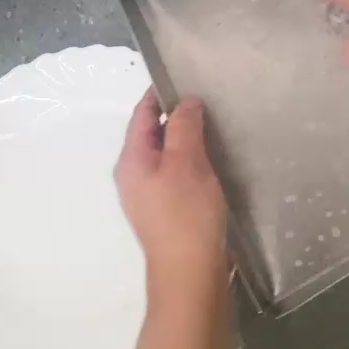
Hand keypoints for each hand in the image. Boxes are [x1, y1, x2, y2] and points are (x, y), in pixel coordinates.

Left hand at [114, 91, 228, 291]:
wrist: (189, 274)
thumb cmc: (185, 214)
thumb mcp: (186, 163)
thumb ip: (184, 126)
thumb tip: (186, 102)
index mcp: (131, 160)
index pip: (142, 113)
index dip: (162, 92)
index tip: (189, 74)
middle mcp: (134, 174)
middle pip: (153, 131)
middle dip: (178, 112)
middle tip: (210, 95)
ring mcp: (150, 193)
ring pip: (167, 151)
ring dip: (188, 136)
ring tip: (217, 121)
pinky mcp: (167, 208)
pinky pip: (177, 170)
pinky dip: (192, 157)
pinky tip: (215, 156)